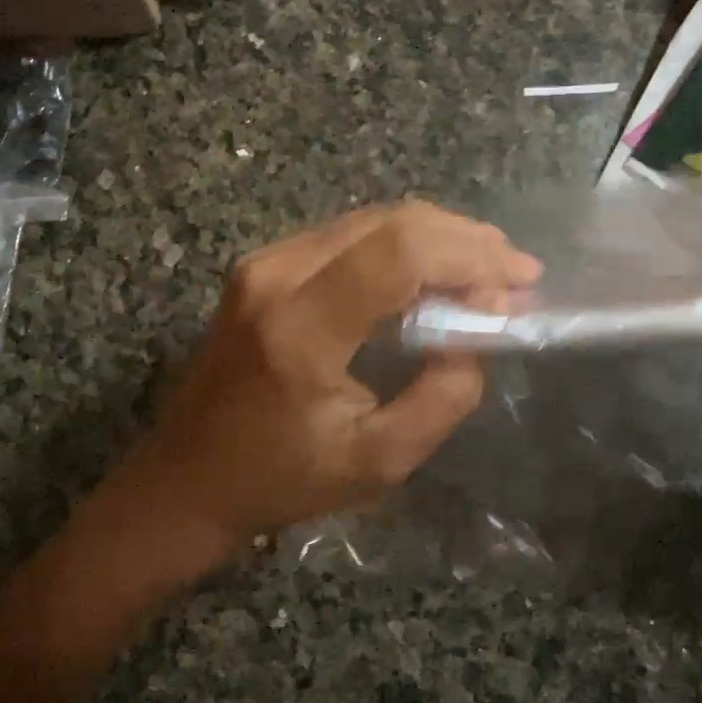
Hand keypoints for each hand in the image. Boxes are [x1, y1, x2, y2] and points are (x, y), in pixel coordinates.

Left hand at [122, 201, 541, 546]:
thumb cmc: (278, 482)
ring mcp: (263, 263)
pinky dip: (399, 246)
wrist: (184, 478)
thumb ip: (442, 398)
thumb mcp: (377, 462)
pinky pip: (346, 236)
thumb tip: (479, 336)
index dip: (469, 259)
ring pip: (370, 220)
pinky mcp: (261, 266)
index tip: (517, 286)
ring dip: (436, 238)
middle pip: (389, 223)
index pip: (398, 254)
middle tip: (517, 273)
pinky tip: (433, 273)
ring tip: (487, 271)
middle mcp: (276, 275)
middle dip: (464, 240)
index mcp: (299, 329)